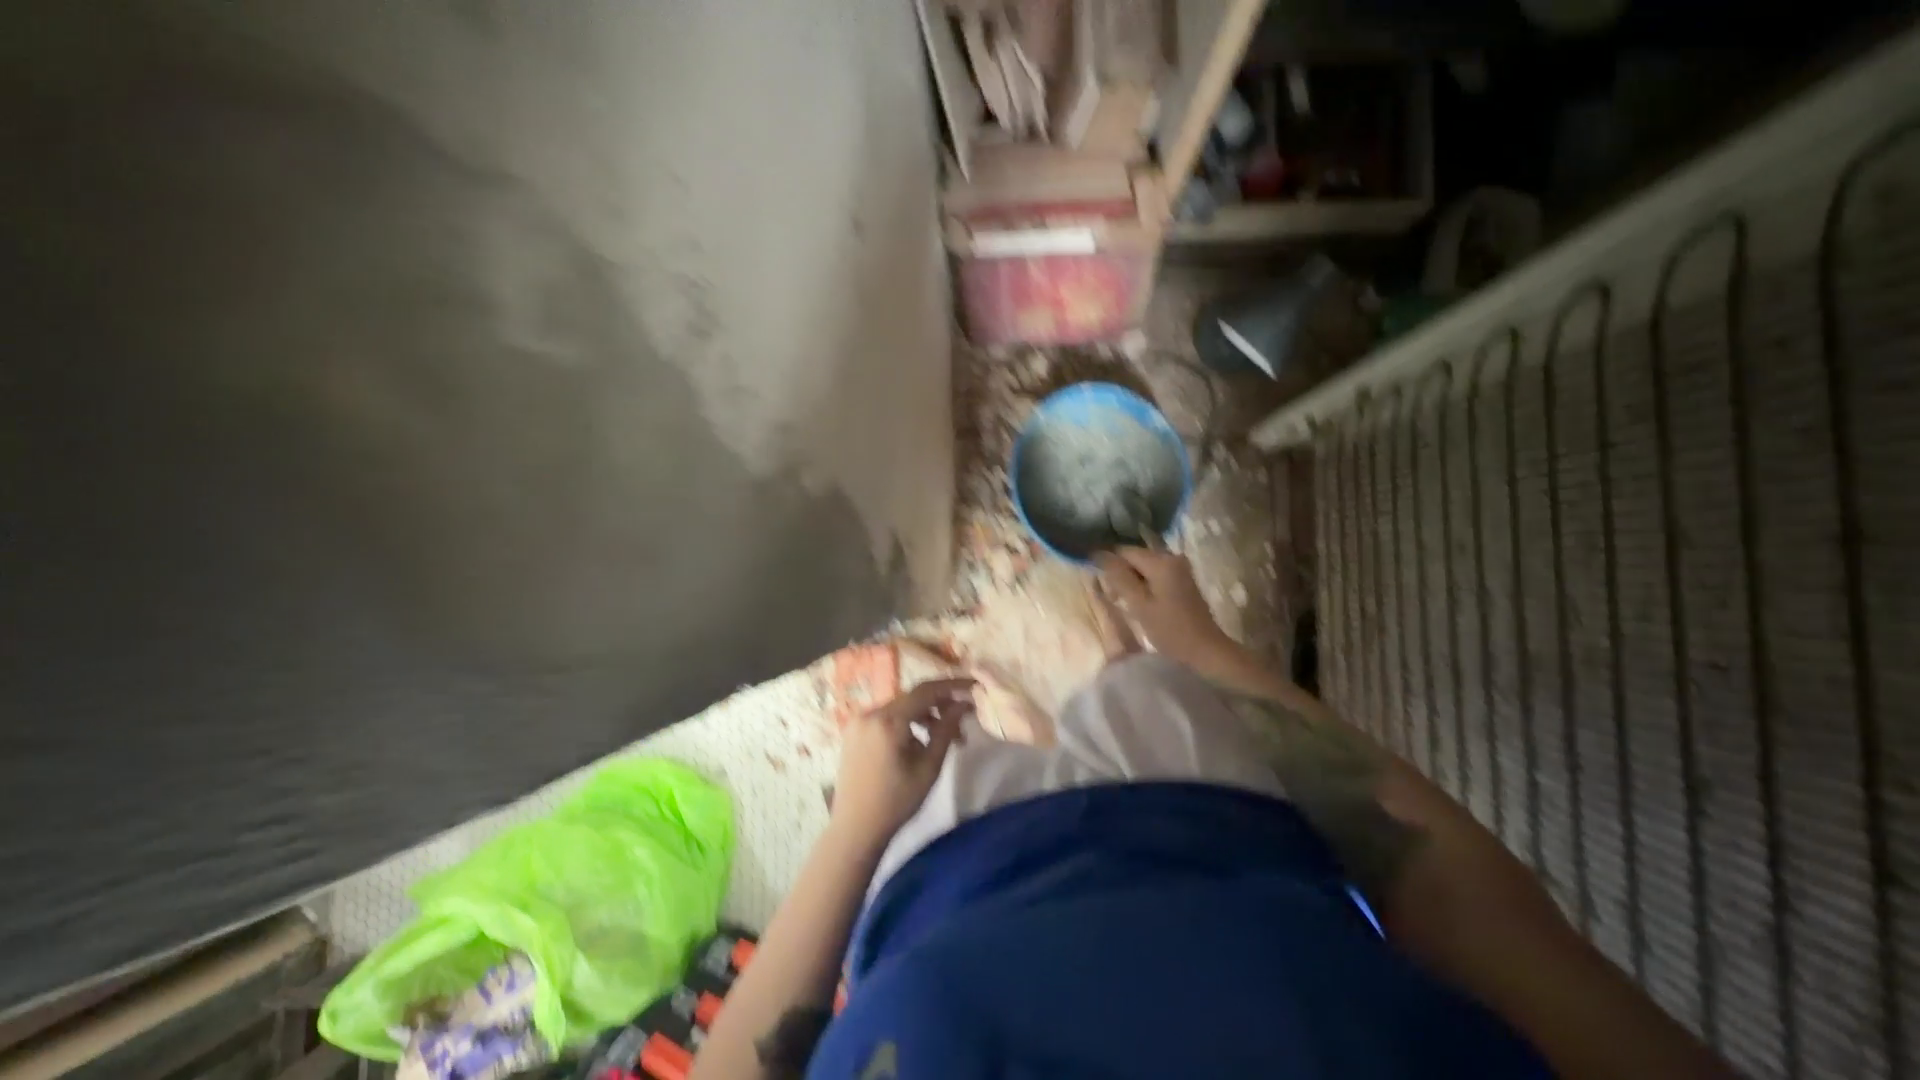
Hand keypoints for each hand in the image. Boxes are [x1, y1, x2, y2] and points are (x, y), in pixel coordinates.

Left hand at [831, 677, 975, 841]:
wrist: (855, 828)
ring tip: (942, 739)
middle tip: (962, 726)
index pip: (925, 691)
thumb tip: (964, 704)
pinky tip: (917, 743)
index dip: (952, 685)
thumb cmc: (896, 802)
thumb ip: (946, 730)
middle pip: (912, 697)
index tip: (974, 686)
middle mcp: (869, 713)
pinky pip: (885, 717)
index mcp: (887, 721)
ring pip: (899, 707)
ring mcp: (858, 722)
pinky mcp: (853, 732)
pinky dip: (905, 723)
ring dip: (923, 716)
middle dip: (940, 706)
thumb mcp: (928, 767)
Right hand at [1094, 547, 1235, 668]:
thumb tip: (1099, 554)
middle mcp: (1172, 557)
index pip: (1124, 551)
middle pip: (1135, 557)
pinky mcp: (1183, 579)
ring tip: (1128, 603)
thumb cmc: (1170, 629)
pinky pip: (1156, 574)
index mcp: (1161, 561)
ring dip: (1132, 581)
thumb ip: (1119, 577)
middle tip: (1115, 599)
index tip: (1104, 587)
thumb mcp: (1139, 604)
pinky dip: (1145, 585)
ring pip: (1144, 566)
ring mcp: (1180, 568)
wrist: (1205, 648)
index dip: (1110, 565)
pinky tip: (1143, 603)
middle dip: (1122, 574)